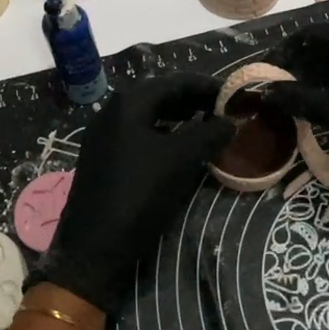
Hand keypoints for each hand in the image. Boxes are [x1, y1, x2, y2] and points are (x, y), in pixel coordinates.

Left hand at [33, 73, 232, 312]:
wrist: (93, 247)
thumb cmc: (139, 194)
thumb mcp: (180, 161)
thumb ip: (209, 135)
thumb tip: (232, 121)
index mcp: (129, 103)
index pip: (176, 81)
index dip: (208, 86)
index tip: (235, 94)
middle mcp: (113, 111)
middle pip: (160, 95)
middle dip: (194, 101)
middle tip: (225, 111)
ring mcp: (105, 135)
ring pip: (150, 116)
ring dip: (180, 118)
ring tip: (209, 127)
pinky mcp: (103, 157)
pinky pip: (139, 135)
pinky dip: (164, 135)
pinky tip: (181, 148)